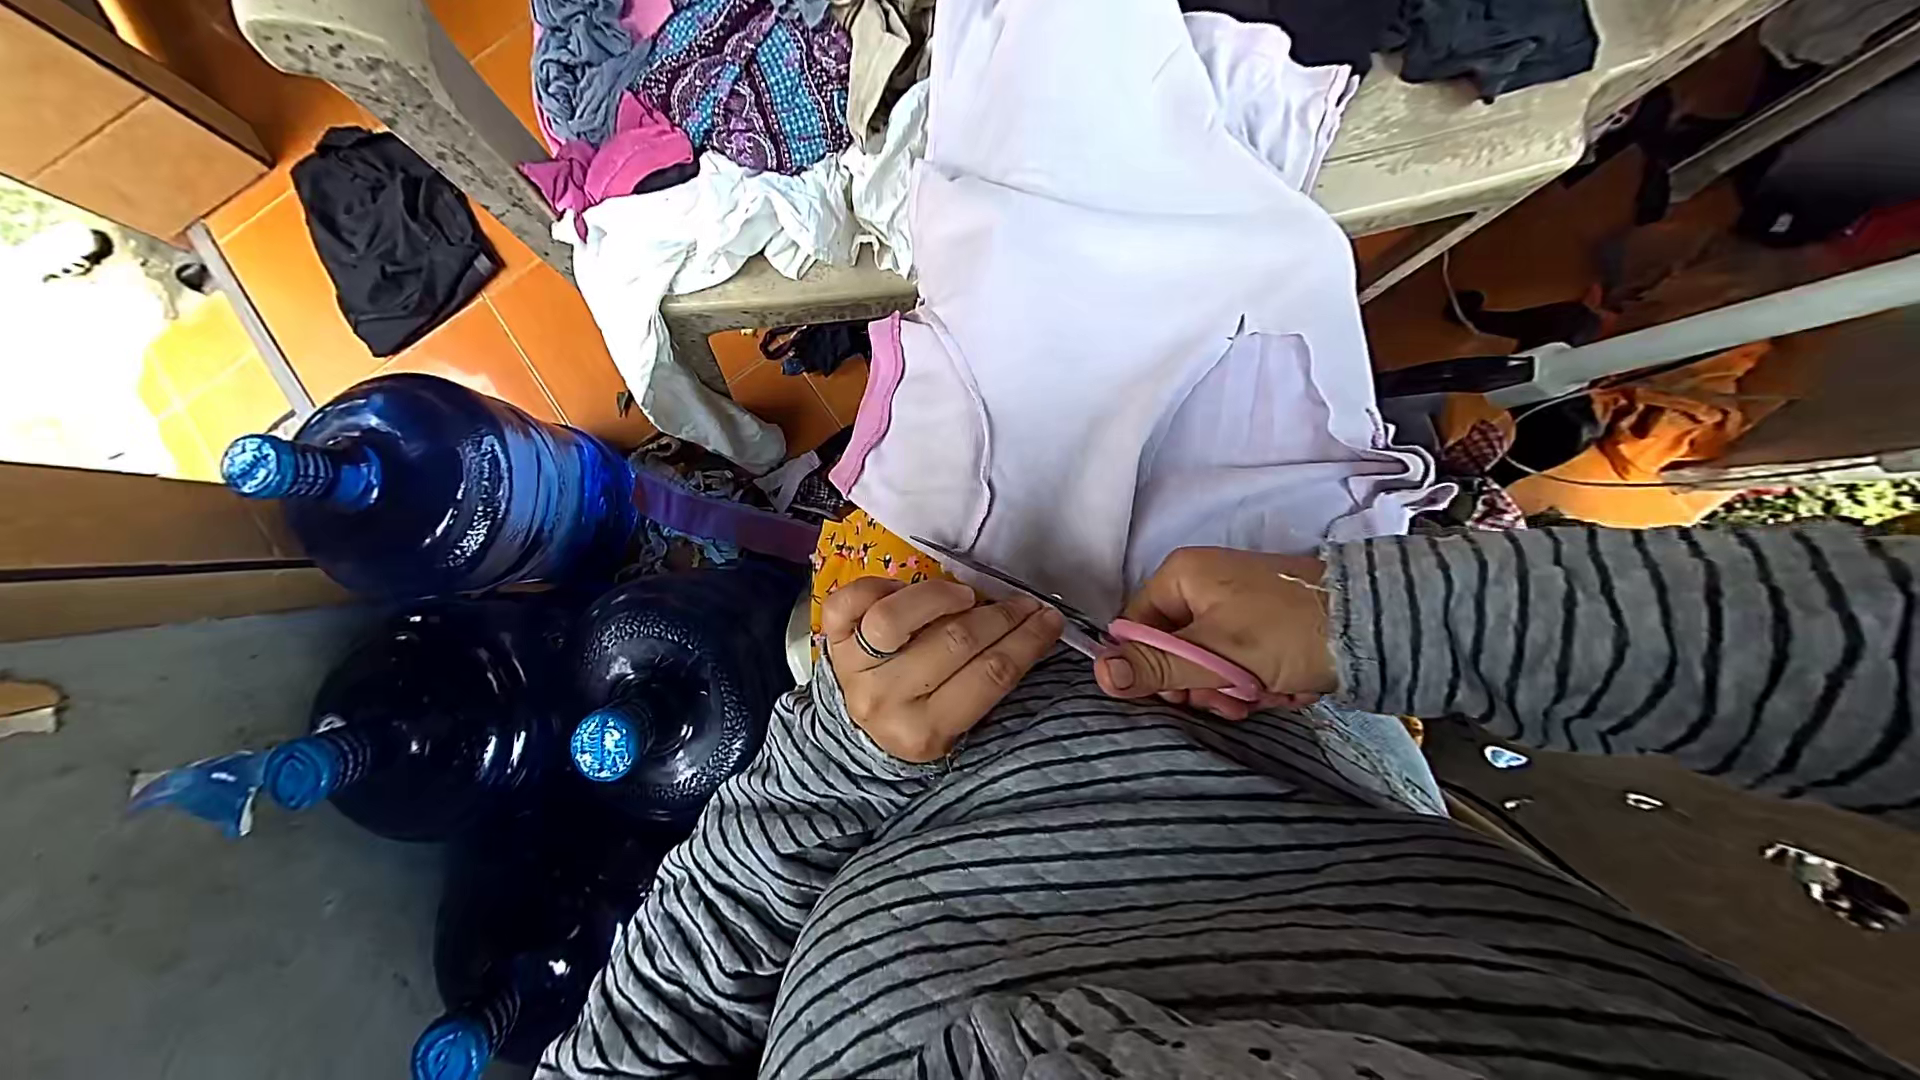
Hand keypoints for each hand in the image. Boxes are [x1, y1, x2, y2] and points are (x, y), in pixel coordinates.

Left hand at [823, 578, 1064, 761]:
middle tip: (1023, 602)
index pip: (990, 676)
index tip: (1049, 618)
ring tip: (966, 595)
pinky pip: (849, 601)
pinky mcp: (831, 640)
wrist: (857, 738)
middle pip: (955, 642)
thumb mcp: (958, 721)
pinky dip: (878, 585)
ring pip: (894, 617)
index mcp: (925, 732)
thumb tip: (1027, 625)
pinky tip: (906, 589)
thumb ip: (985, 679)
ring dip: (941, 596)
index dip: (1027, 640)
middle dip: (1001, 615)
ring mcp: (853, 669)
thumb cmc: (920, 722)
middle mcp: (885, 701)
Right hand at [1095, 547, 1337, 720]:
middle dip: (1198, 682)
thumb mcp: (1215, 653)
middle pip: (1171, 647)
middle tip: (1229, 699)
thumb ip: (1156, 666)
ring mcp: (1232, 603)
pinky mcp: (1259, 622)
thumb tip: (1100, 675)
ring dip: (1228, 688)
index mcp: (1180, 576)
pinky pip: (1234, 659)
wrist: (1377, 624)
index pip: (1136, 627)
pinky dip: (1252, 680)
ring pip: (1204, 659)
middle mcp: (1200, 584)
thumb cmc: (1286, 631)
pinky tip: (1279, 688)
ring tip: (1263, 695)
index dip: (1151, 666)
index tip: (1181, 693)